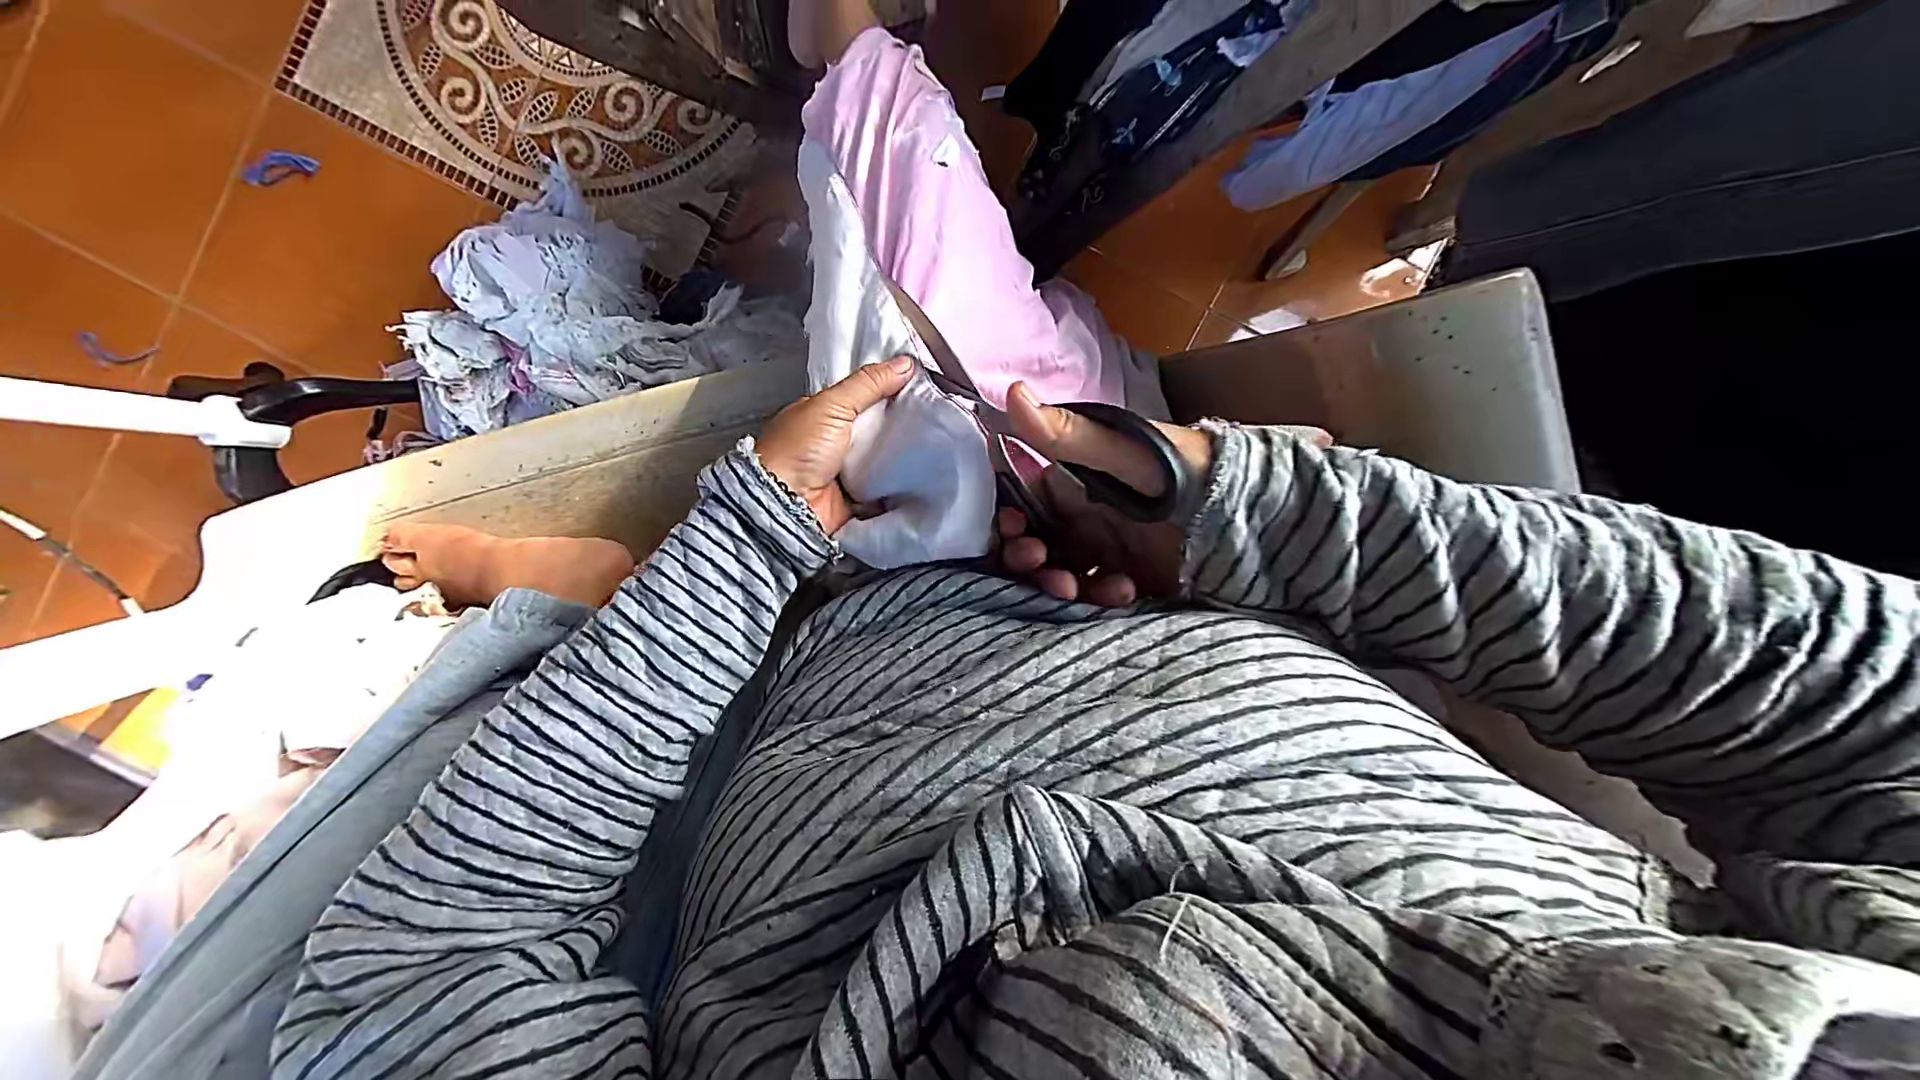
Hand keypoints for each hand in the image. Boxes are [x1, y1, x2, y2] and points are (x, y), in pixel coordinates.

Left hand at [758, 354, 916, 533]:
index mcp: (821, 414)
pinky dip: (898, 485)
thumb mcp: (832, 405)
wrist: (786, 505)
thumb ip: (867, 383)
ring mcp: (843, 471)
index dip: (885, 390)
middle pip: (875, 428)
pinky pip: (884, 489)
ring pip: (882, 459)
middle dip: (898, 424)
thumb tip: (902, 364)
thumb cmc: (794, 453)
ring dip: (900, 455)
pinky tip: (916, 475)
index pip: (859, 396)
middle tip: (928, 416)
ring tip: (929, 443)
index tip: (915, 385)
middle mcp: (832, 442)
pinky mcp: (855, 498)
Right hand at [995, 381, 1329, 604]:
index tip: (1011, 535)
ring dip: (1059, 585)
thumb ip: (1068, 433)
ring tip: (1075, 588)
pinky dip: (1099, 600)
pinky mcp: (1132, 582)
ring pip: (1062, 576)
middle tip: (1042, 568)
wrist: (1259, 511)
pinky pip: (1098, 599)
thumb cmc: (1187, 468)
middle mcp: (1086, 520)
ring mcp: (1109, 554)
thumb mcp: (1125, 451)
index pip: (1024, 507)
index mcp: (1076, 486)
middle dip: (1028, 561)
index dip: (1008, 523)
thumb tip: (1012, 392)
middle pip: (1038, 547)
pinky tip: (1122, 592)